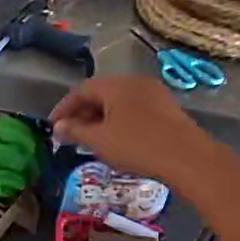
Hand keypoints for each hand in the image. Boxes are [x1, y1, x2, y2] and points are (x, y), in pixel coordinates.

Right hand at [49, 75, 220, 186]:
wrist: (186, 157)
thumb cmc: (137, 146)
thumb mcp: (99, 141)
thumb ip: (75, 131)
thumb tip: (58, 127)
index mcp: (115, 84)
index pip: (81, 89)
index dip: (63, 108)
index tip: (53, 127)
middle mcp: (134, 82)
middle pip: (100, 93)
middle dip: (82, 113)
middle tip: (70, 135)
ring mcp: (154, 94)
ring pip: (118, 102)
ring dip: (100, 118)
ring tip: (90, 140)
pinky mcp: (166, 109)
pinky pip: (134, 110)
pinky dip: (118, 122)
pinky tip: (116, 140)